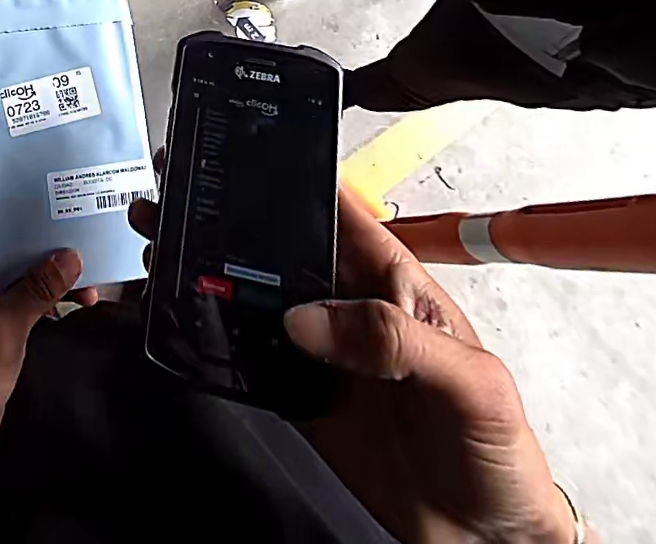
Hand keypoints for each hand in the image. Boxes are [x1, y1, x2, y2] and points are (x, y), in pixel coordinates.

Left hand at [0, 201, 92, 455]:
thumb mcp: (4, 329)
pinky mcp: (1, 308)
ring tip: (83, 258)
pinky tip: (78, 291)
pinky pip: (30, 283)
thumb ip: (38, 290)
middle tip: (72, 214)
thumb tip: (67, 258)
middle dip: (41, 226)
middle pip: (8, 231)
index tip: (37, 181)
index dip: (6, 192)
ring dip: (51, 260)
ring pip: (23, 258)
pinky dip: (53, 285)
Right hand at [123, 184, 575, 542]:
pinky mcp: (292, 381)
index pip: (333, 206)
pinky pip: (242, 344)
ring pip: (248, 285)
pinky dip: (207, 322)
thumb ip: (395, 340)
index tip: (238, 150)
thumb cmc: (495, 450)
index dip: (289, 172)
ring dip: (204, 259)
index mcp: (386, 276)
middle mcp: (341, 297)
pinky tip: (174, 302)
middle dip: (225, 210)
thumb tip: (305, 318)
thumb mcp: (470, 383)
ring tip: (160, 232)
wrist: (476, 539)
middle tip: (176, 188)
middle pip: (275, 240)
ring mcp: (313, 339)